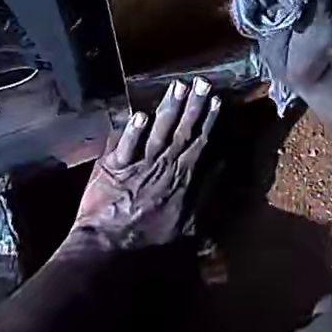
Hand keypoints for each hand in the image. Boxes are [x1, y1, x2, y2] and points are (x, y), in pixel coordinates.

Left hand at [65, 78, 220, 253]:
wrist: (109, 249)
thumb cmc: (150, 240)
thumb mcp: (188, 224)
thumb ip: (206, 193)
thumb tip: (222, 166)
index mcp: (182, 177)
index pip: (199, 142)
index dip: (208, 119)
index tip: (216, 99)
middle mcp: (163, 165)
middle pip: (182, 130)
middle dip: (194, 105)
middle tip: (203, 81)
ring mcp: (138, 164)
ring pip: (159, 130)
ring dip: (170, 108)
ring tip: (178, 86)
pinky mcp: (113, 167)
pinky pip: (125, 145)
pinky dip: (133, 130)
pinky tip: (141, 113)